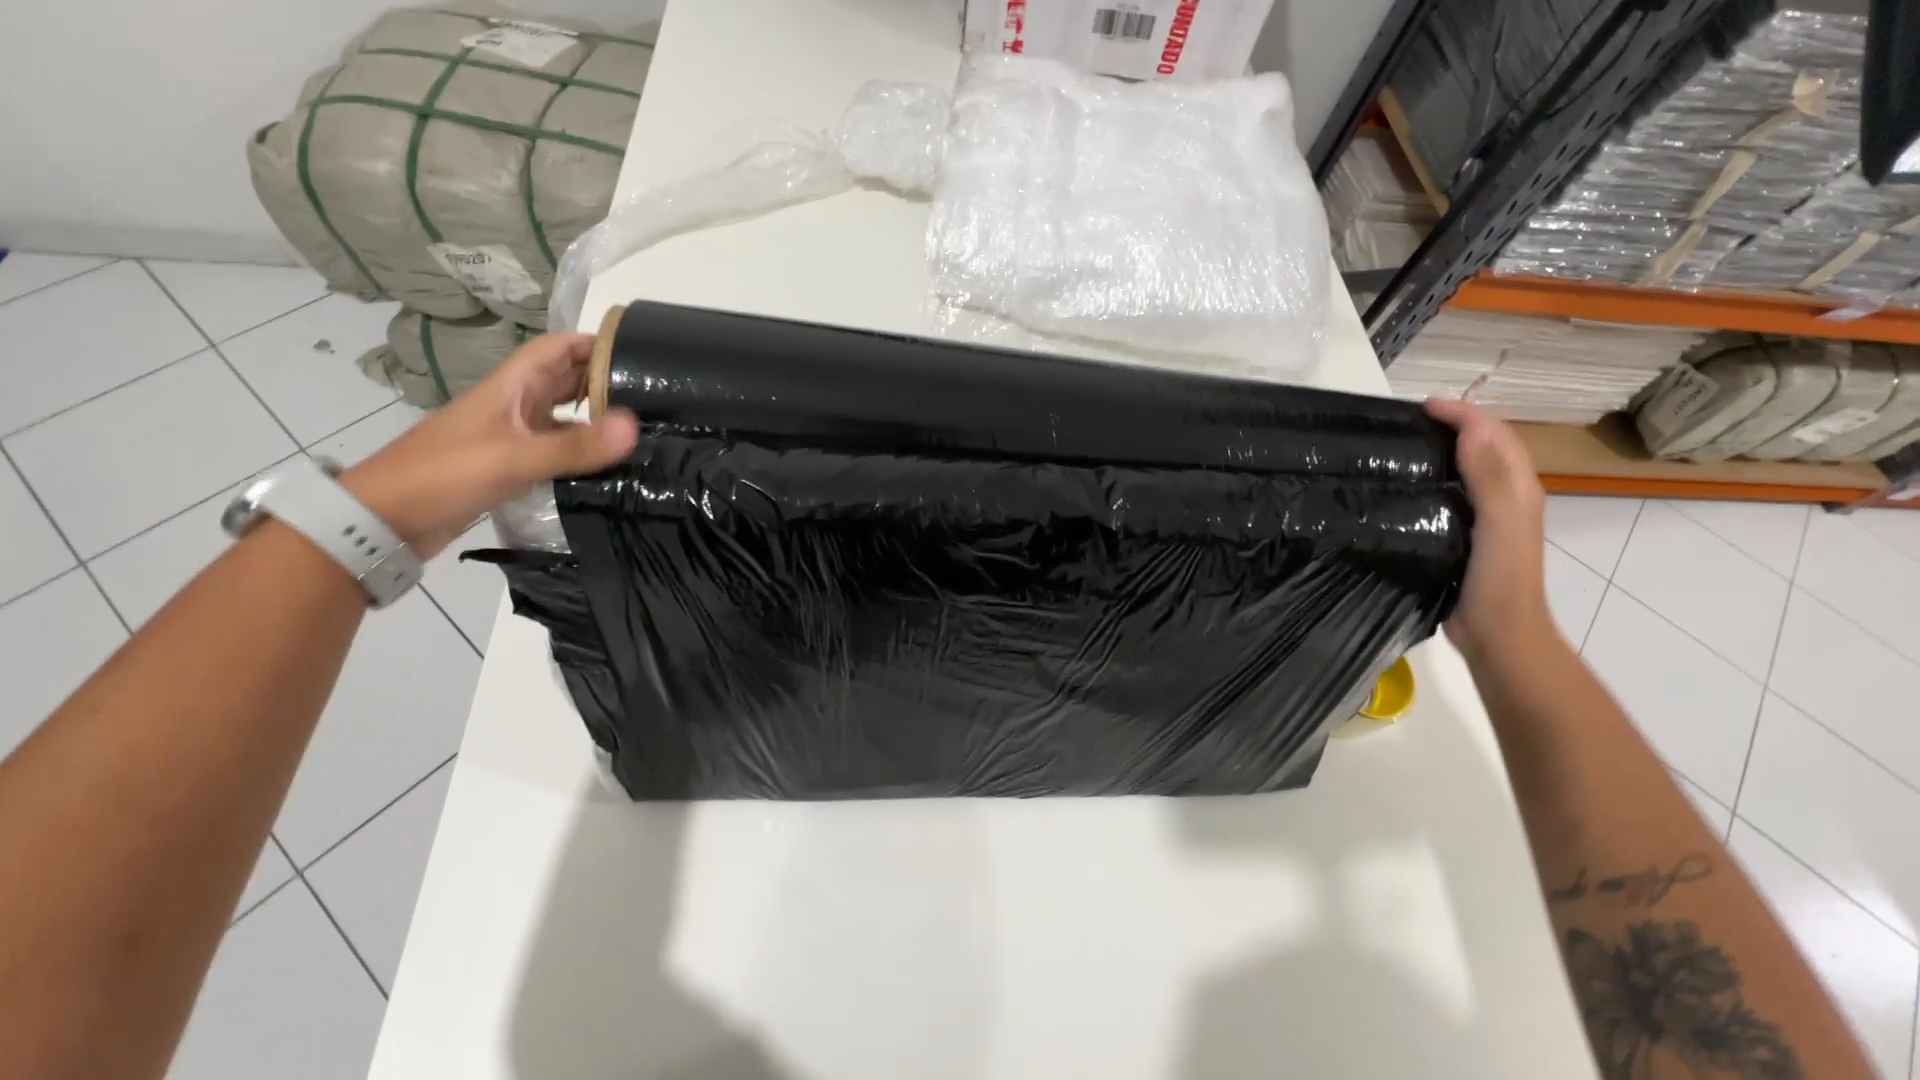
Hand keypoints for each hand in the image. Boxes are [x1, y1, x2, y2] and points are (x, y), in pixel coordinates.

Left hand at [340, 333, 637, 559]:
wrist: (385, 521)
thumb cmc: (444, 475)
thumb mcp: (513, 458)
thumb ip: (574, 445)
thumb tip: (635, 426)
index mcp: (510, 388)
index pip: (558, 349)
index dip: (594, 343)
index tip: (641, 353)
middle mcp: (514, 406)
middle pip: (565, 380)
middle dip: (606, 380)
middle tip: (657, 395)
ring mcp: (511, 438)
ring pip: (563, 416)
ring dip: (597, 418)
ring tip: (644, 430)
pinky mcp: (510, 468)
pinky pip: (556, 450)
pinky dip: (582, 452)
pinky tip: (609, 466)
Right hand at [1425, 399, 1555, 658]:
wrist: (1498, 635)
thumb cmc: (1500, 582)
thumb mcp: (1498, 524)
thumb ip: (1488, 477)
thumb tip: (1471, 427)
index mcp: (1517, 490)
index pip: (1493, 435)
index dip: (1464, 414)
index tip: (1422, 405)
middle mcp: (1505, 498)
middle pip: (1484, 447)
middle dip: (1455, 424)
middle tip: (1410, 420)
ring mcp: (1486, 519)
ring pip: (1467, 469)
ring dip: (1444, 450)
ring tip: (1406, 444)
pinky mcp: (1464, 538)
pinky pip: (1451, 495)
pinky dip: (1434, 479)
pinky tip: (1408, 488)